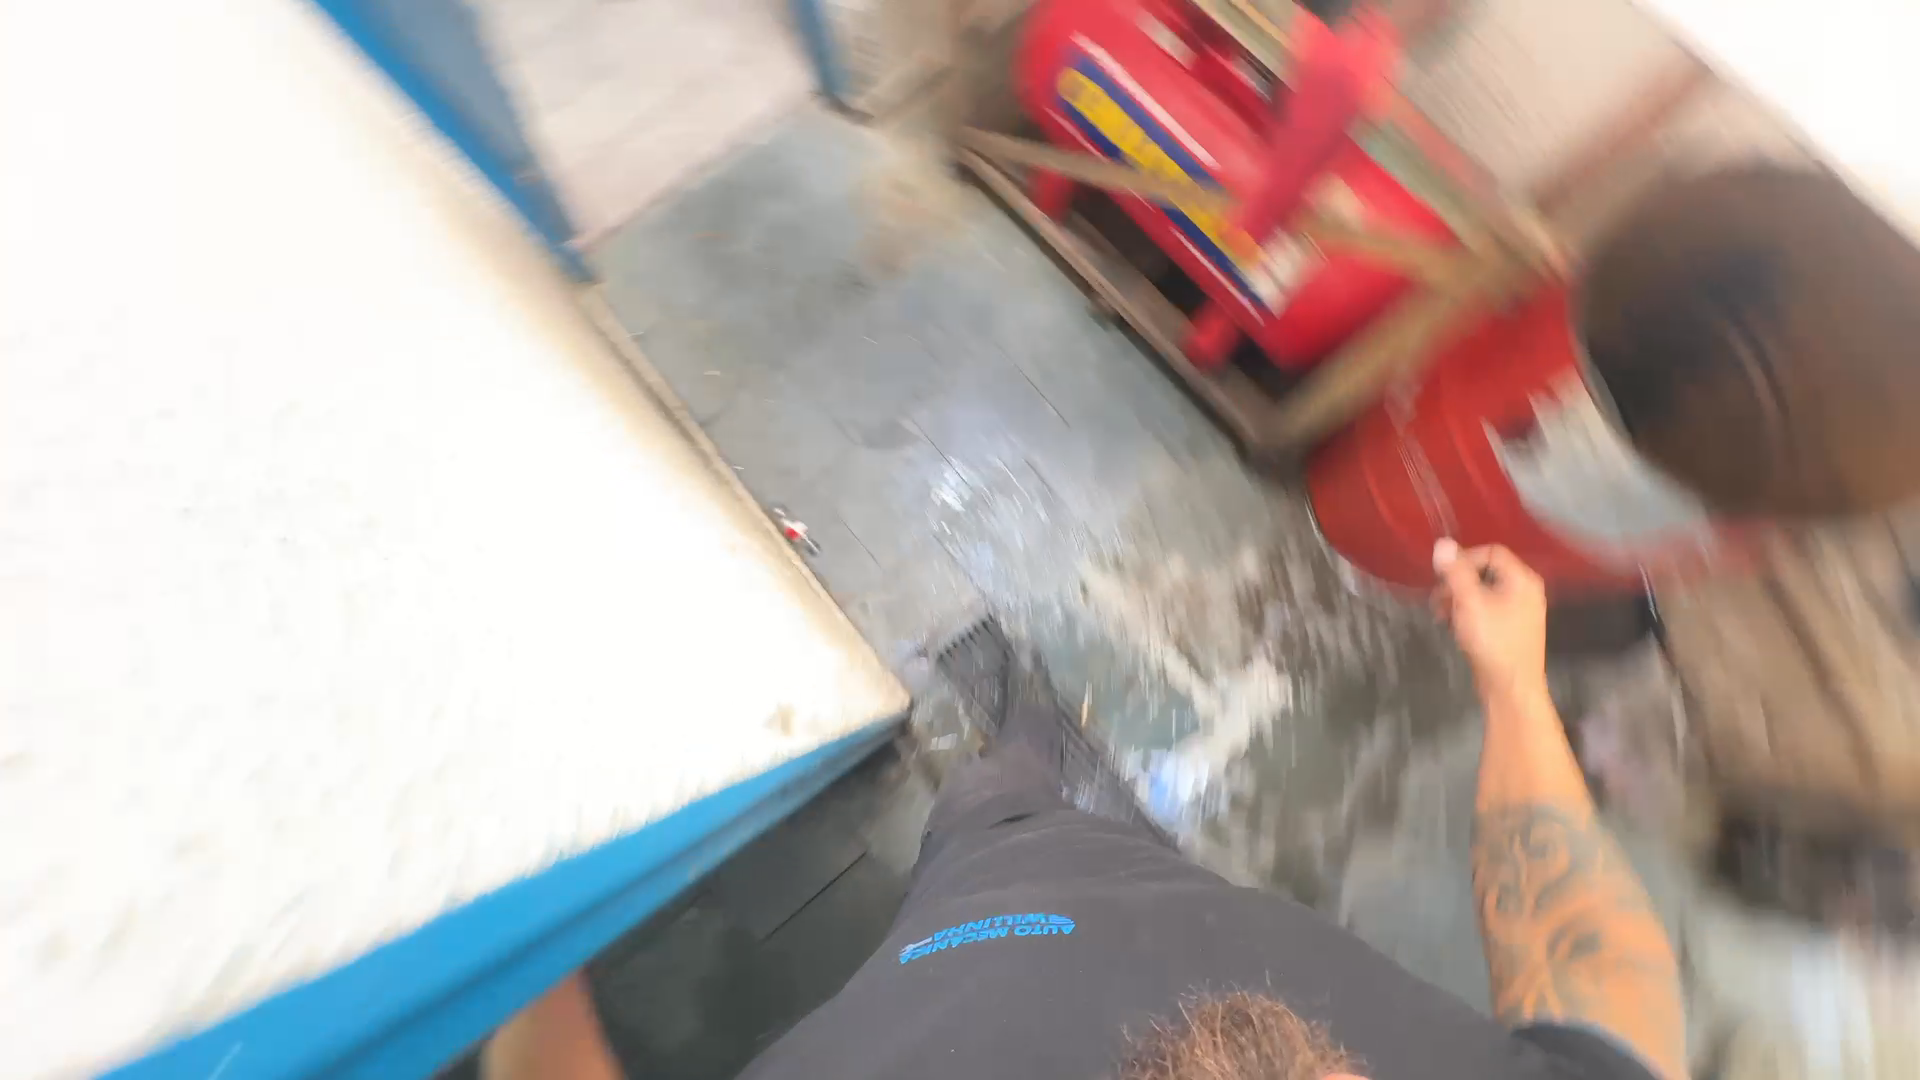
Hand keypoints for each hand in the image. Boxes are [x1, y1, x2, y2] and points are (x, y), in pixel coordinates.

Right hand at [1432, 540, 1547, 701]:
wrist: (1511, 685)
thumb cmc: (1493, 640)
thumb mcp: (1469, 602)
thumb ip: (1455, 572)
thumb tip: (1442, 544)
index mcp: (1522, 581)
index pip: (1491, 552)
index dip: (1464, 559)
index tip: (1442, 576)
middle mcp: (1525, 591)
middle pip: (1485, 572)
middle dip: (1456, 582)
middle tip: (1438, 598)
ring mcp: (1520, 610)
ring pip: (1482, 591)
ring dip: (1457, 598)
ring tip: (1442, 613)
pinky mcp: (1511, 626)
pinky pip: (1486, 607)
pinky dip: (1467, 611)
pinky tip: (1454, 625)